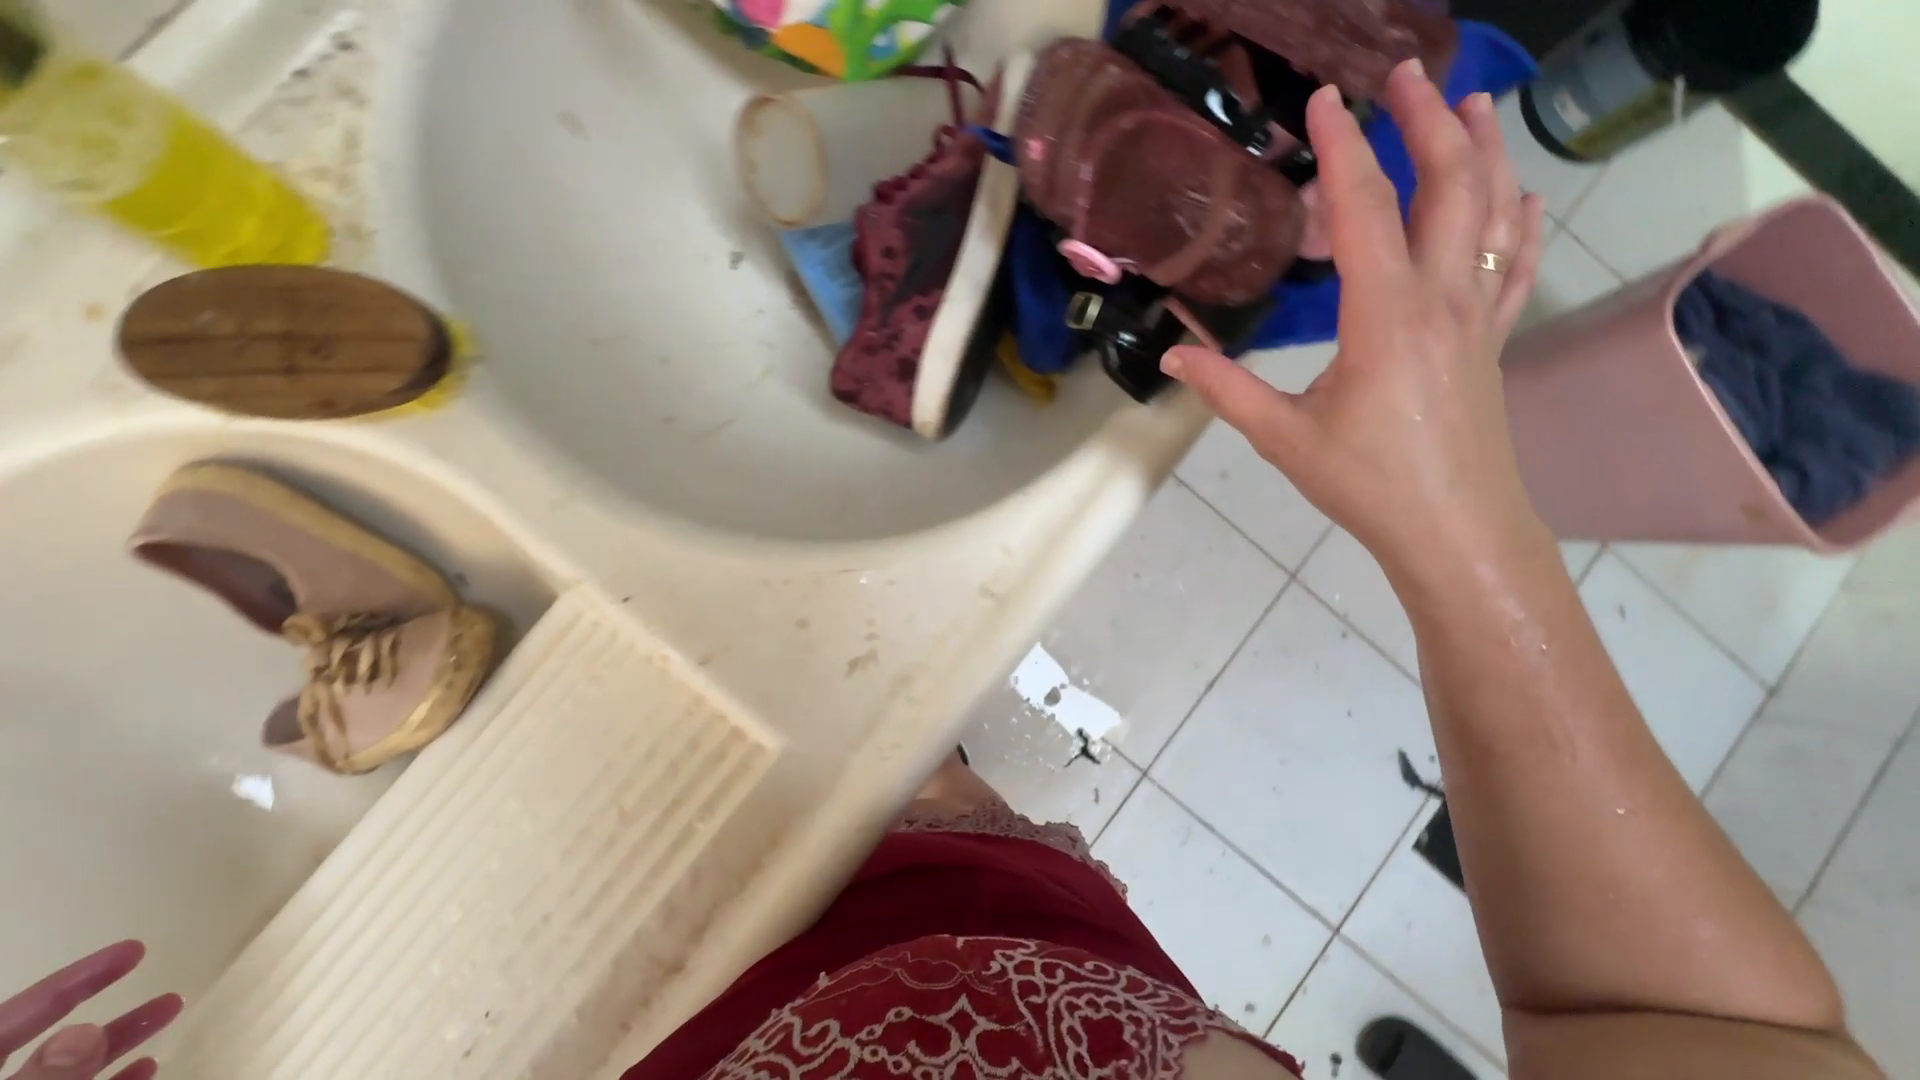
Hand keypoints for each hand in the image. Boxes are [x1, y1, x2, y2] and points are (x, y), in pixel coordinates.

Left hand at [1, 942, 182, 1079]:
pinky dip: (114, 1079)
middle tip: (153, 964)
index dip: (71, 981)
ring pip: (72, 1067)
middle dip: (101, 999)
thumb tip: (84, 1031)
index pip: (14, 1016)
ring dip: (121, 1037)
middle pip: (47, 1038)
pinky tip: (147, 1066)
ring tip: (172, 1006)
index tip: (134, 949)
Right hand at [1162, 60, 1550, 581]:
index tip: (1327, 98)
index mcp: (1385, 316)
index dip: (1345, 147)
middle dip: (1429, 120)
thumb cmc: (1367, 485)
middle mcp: (1441, 299)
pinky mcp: (1493, 341)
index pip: (1365, 209)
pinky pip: (1515, 265)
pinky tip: (1526, 195)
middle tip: (1407, 74)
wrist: (1456, 532)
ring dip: (1484, 152)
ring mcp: (1477, 317)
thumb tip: (1171, 353)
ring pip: (1494, 213)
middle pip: (1448, 187)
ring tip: (1473, 104)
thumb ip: (1226, 389)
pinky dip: (1522, 221)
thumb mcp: (1284, 438)